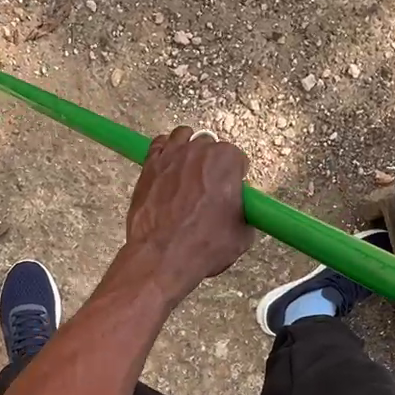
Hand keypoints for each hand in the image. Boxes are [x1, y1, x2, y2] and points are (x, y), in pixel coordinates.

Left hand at [117, 127, 256, 301]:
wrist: (162, 256)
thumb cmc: (201, 245)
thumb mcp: (242, 235)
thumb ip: (244, 213)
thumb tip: (241, 214)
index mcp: (227, 161)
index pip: (238, 160)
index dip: (235, 177)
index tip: (231, 192)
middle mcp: (199, 150)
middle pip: (210, 147)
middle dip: (211, 165)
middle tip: (208, 190)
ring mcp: (172, 155)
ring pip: (184, 138)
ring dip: (189, 151)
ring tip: (188, 173)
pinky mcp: (150, 166)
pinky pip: (159, 146)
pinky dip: (165, 152)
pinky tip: (168, 167)